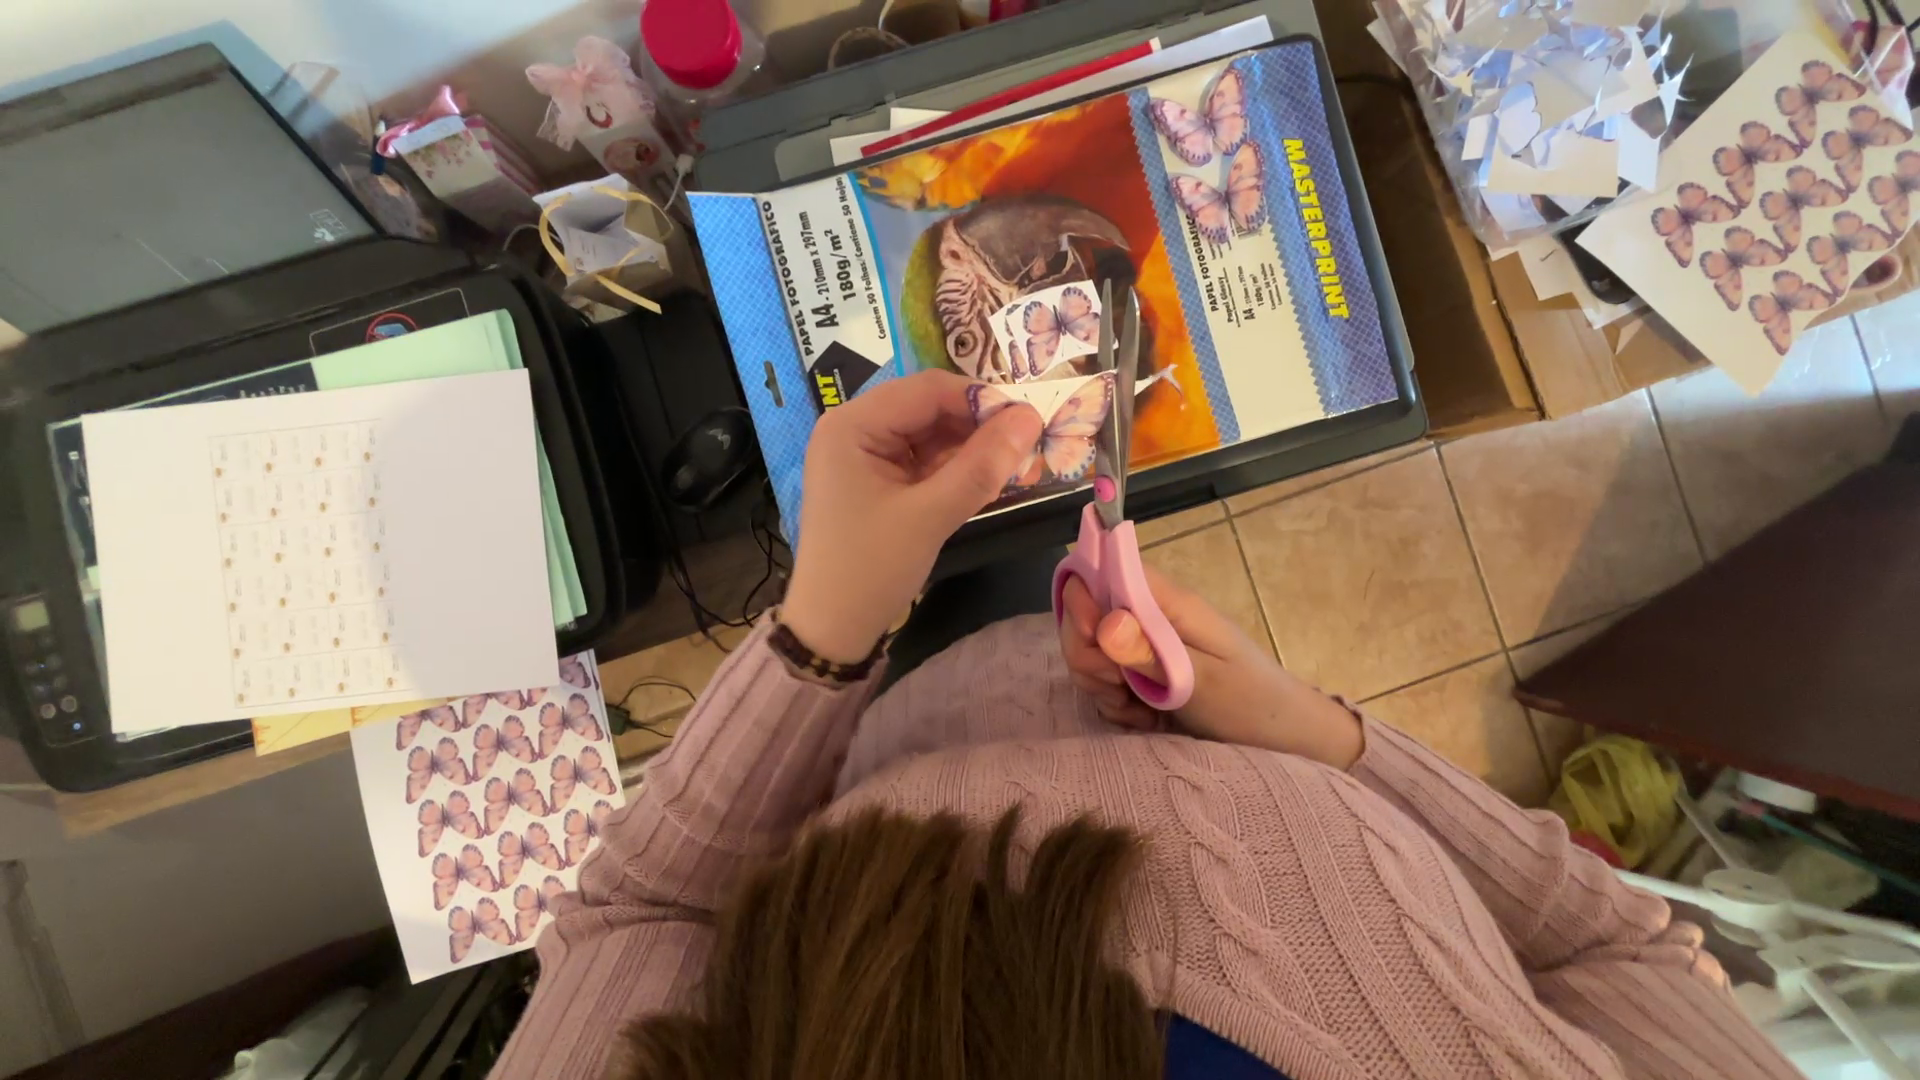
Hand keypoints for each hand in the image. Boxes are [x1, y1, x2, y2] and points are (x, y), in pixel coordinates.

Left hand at [782, 372, 1042, 662]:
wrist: (832, 628)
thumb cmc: (871, 569)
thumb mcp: (931, 515)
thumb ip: (982, 465)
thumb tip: (1031, 416)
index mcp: (852, 425)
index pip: (928, 389)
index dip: (981, 399)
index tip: (1029, 422)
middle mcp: (855, 428)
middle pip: (929, 407)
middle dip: (977, 424)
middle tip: (1026, 446)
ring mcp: (865, 455)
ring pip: (930, 433)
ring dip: (970, 447)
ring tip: (1011, 465)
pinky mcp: (877, 480)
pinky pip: (923, 460)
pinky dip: (954, 467)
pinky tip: (984, 480)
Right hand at [1058, 565, 1364, 768]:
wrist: (1281, 738)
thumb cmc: (1250, 702)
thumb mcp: (1203, 680)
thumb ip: (1151, 652)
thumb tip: (1105, 621)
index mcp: (1167, 603)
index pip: (1104, 570)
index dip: (1082, 597)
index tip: (1092, 638)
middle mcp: (1148, 616)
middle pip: (1084, 615)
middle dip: (1087, 655)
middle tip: (1118, 686)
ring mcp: (1141, 647)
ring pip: (1088, 653)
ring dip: (1100, 686)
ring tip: (1137, 710)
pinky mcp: (1138, 676)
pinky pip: (1101, 684)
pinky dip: (1112, 704)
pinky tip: (1141, 720)